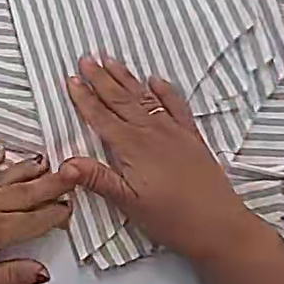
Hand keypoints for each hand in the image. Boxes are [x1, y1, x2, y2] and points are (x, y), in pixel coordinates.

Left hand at [0, 150, 72, 283]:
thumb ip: (11, 277)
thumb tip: (42, 270)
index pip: (32, 220)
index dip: (53, 214)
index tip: (69, 207)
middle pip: (23, 193)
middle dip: (49, 183)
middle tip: (70, 172)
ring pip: (1, 177)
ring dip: (24, 168)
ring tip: (44, 160)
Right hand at [62, 55, 283, 283]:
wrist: (219, 225)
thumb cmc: (170, 218)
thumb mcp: (128, 203)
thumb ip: (97, 179)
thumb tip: (63, 164)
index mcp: (132, 147)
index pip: (101, 116)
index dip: (84, 97)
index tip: (71, 79)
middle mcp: (151, 132)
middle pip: (120, 99)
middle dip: (101, 78)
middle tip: (86, 58)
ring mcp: (173, 132)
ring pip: (144, 97)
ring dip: (126, 78)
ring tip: (111, 60)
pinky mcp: (191, 137)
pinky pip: (176, 106)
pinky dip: (165, 91)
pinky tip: (156, 80)